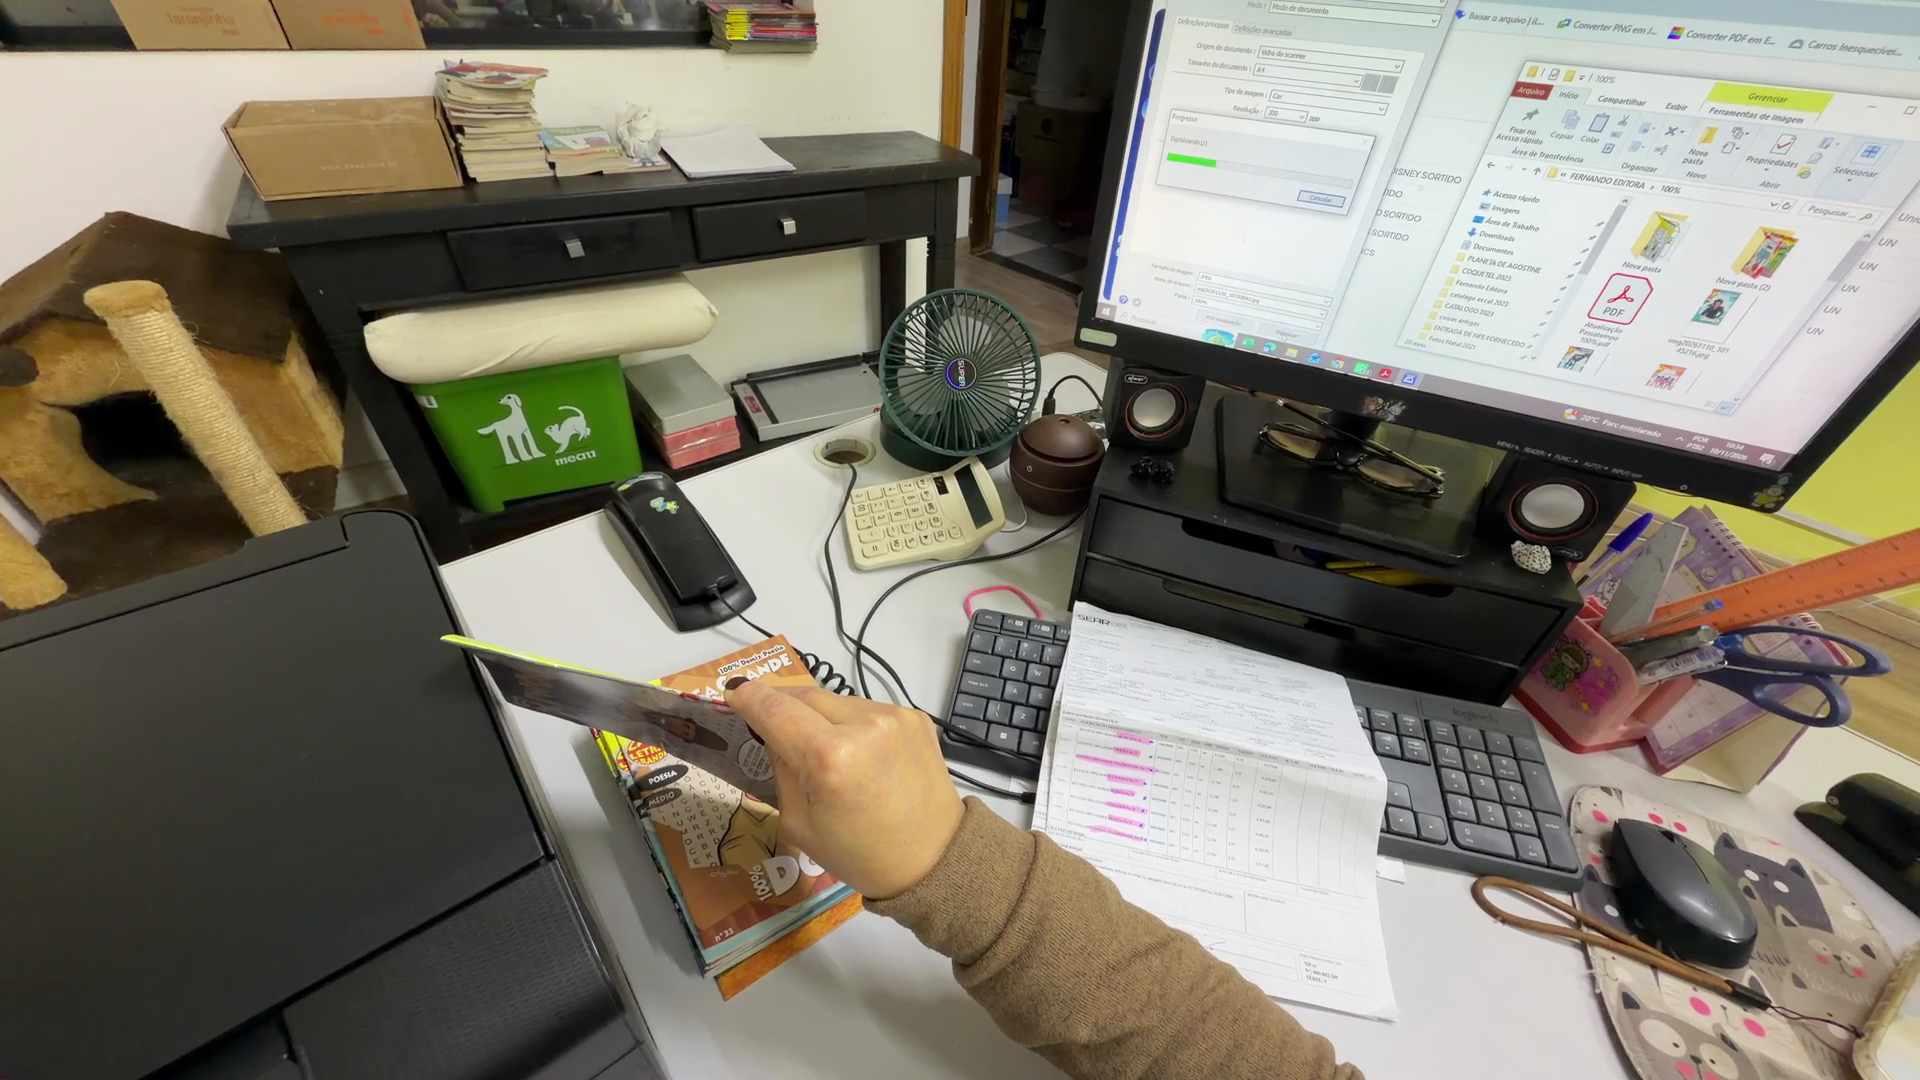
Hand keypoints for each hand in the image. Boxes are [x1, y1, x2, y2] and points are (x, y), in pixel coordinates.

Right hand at [723, 681, 963, 899]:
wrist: (933, 858)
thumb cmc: (861, 854)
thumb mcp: (800, 823)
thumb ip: (782, 769)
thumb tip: (772, 733)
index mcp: (830, 758)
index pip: (776, 710)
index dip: (748, 697)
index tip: (732, 691)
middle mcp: (864, 724)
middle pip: (805, 696)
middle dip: (782, 704)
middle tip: (767, 720)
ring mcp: (894, 715)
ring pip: (838, 700)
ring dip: (820, 715)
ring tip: (823, 749)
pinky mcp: (915, 716)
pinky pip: (868, 709)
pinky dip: (853, 723)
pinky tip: (859, 753)